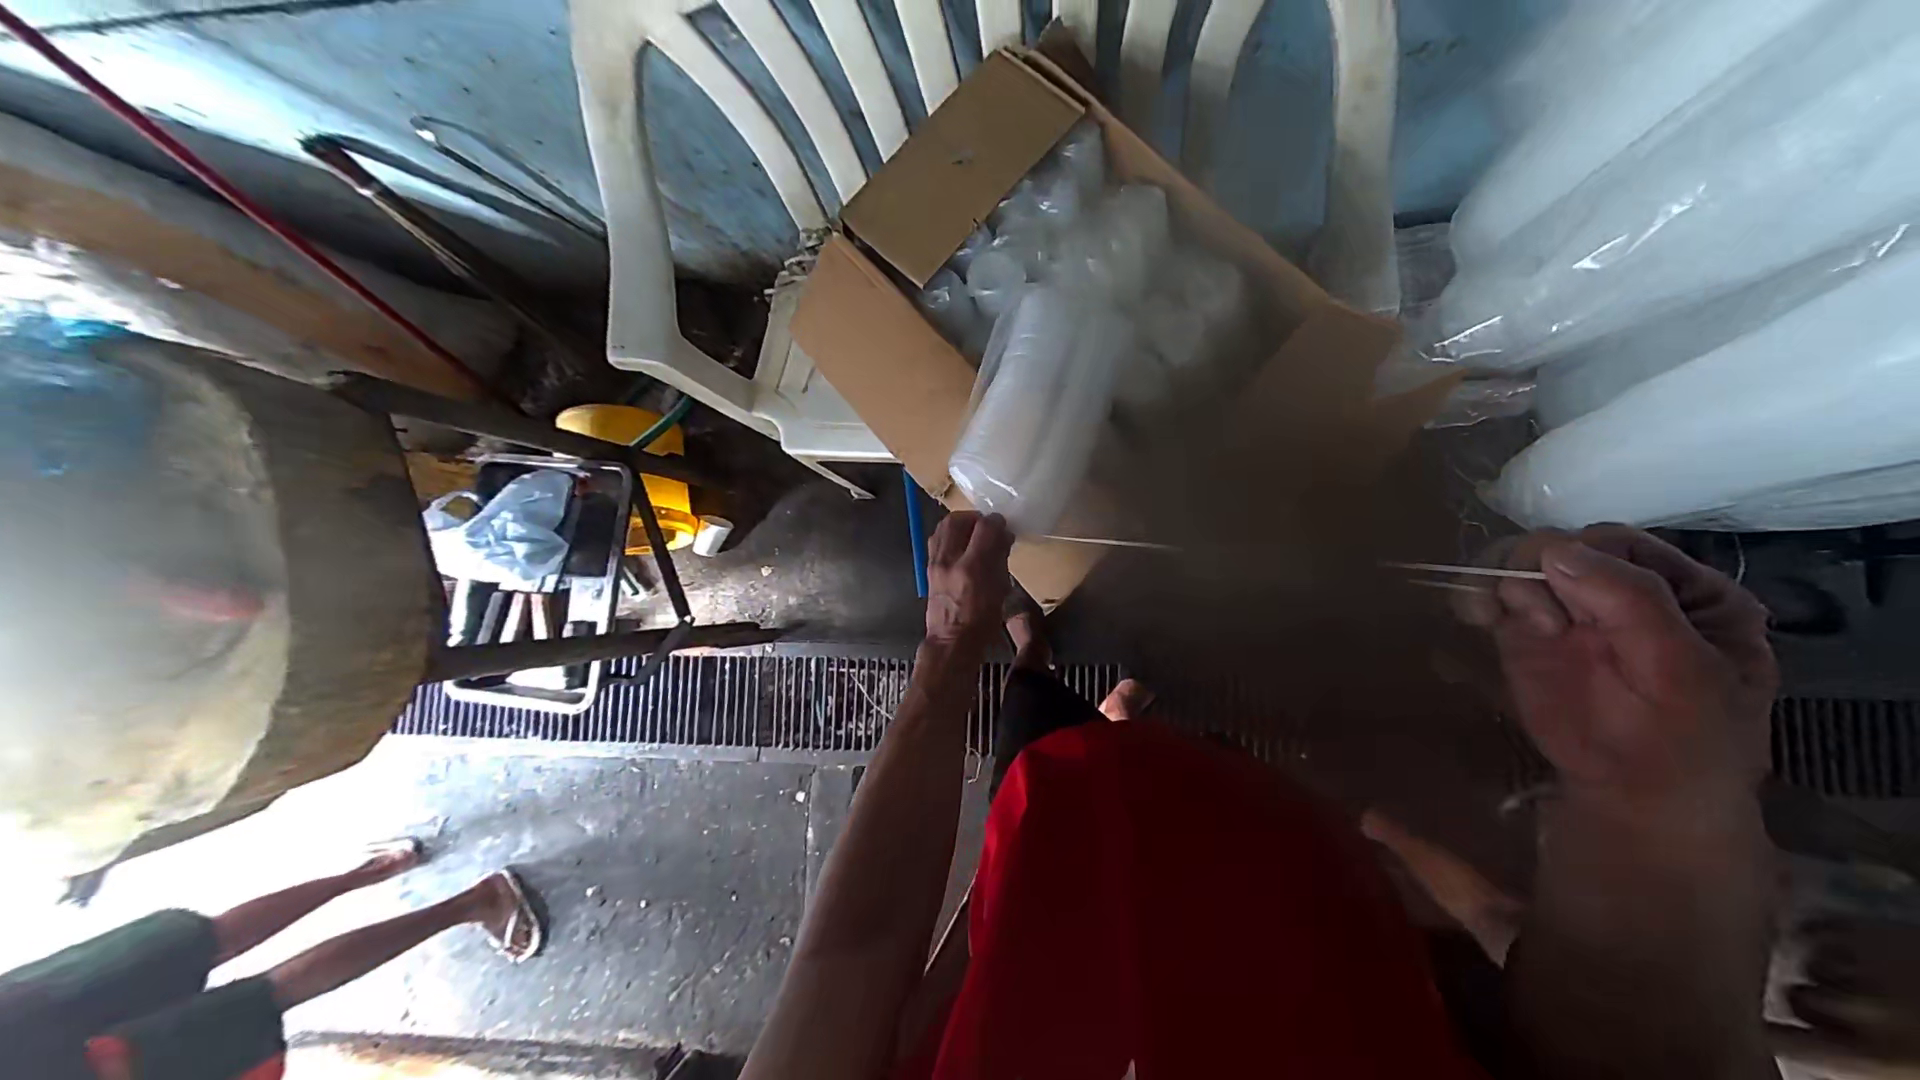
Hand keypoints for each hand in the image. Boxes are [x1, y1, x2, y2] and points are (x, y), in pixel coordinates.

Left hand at [923, 511, 1011, 651]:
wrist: (952, 641)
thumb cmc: (982, 621)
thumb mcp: (1000, 590)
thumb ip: (1001, 559)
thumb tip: (1003, 537)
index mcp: (973, 568)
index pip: (985, 527)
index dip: (997, 522)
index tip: (1003, 526)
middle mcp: (950, 561)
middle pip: (958, 520)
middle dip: (975, 518)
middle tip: (988, 526)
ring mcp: (935, 563)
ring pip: (943, 526)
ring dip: (961, 523)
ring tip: (974, 532)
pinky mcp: (928, 567)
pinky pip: (937, 539)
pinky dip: (950, 534)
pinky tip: (961, 543)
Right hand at [1459, 524, 1777, 818]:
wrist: (1635, 793)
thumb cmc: (1683, 738)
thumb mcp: (1680, 668)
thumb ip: (1631, 601)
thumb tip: (1554, 549)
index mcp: (1682, 590)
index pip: (1618, 543)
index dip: (1584, 560)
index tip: (1573, 606)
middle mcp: (1620, 591)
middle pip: (1560, 547)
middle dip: (1539, 574)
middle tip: (1546, 625)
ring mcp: (1567, 611)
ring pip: (1519, 565)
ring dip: (1505, 584)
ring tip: (1506, 623)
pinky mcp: (1522, 632)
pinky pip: (1489, 595)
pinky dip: (1474, 595)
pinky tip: (1475, 616)